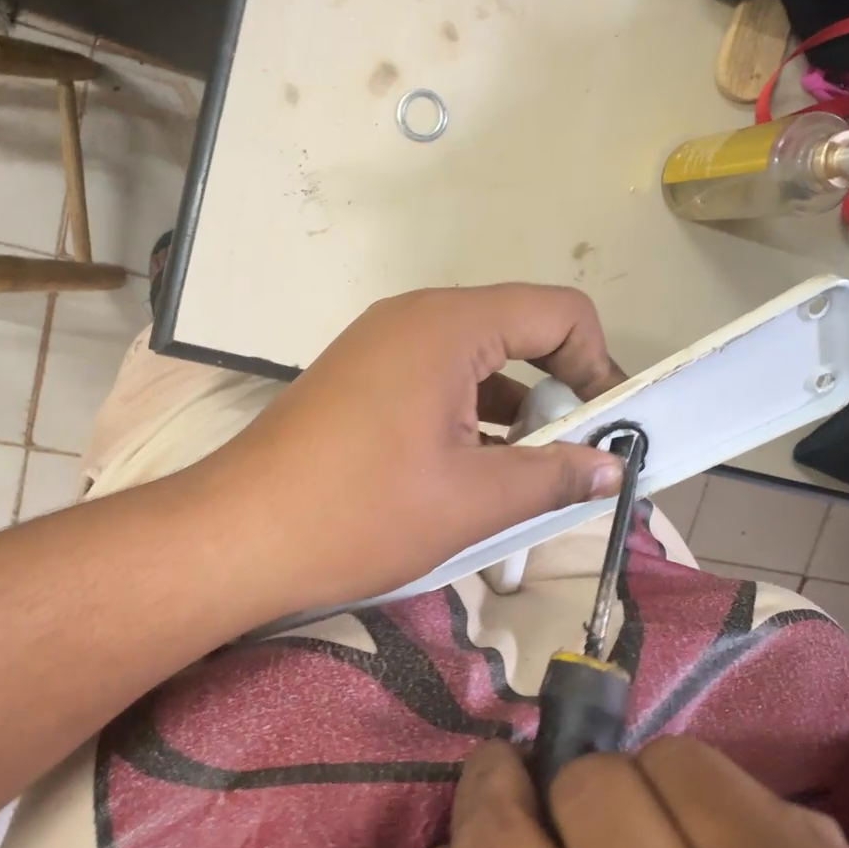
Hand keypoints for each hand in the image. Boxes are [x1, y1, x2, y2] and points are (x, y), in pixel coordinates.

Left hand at [192, 284, 628, 615]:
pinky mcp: (361, 377)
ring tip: (528, 478)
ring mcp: (381, 344)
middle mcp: (416, 317)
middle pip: (519, 330)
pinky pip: (438, 379)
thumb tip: (613, 468)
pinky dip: (471, 416)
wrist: (236, 535)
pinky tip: (475, 474)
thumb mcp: (472, 501)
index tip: (609, 427)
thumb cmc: (360, 512)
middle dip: (560, 391)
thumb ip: (553, 476)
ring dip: (516, 411)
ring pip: (478, 360)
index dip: (599, 364)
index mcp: (449, 325)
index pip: (559, 311)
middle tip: (574, 457)